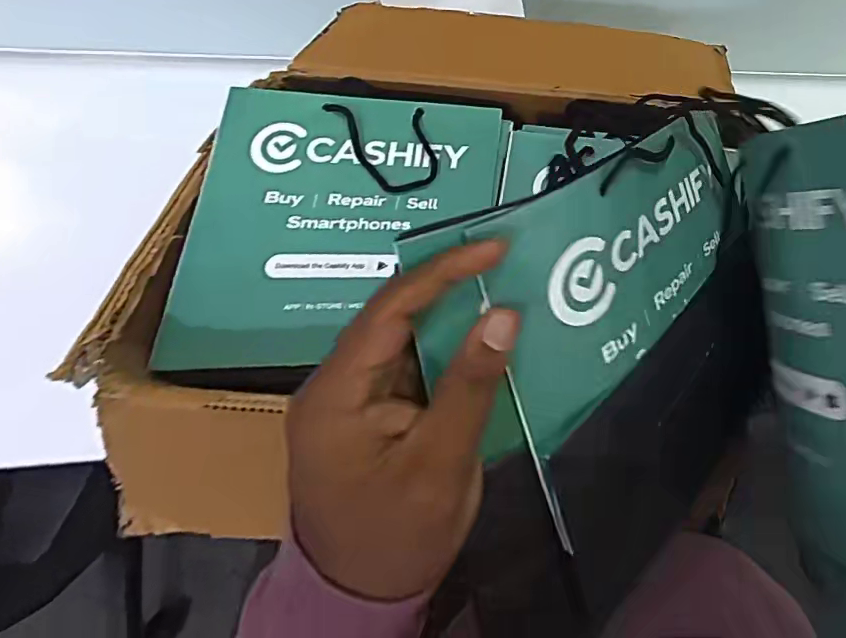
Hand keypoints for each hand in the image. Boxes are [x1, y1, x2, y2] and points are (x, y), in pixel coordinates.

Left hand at [287, 240, 518, 600]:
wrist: (362, 599)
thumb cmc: (396, 534)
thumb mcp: (440, 461)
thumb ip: (471, 384)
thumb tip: (506, 312)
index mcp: (336, 394)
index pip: (390, 310)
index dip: (444, 270)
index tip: (496, 247)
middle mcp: (340, 384)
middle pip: (397, 312)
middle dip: (453, 279)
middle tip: (509, 254)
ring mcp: (360, 395)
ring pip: (412, 330)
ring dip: (459, 306)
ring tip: (509, 279)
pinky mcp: (382, 407)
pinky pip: (423, 356)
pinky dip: (459, 338)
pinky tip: (492, 327)